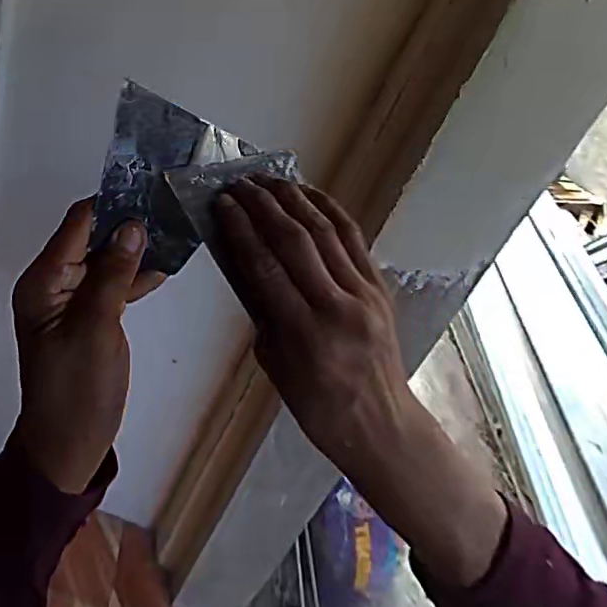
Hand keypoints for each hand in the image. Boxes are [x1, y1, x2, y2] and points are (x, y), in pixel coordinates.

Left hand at [12, 200, 166, 492]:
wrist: (67, 448)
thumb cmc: (77, 390)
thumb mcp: (97, 328)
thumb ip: (114, 274)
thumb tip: (132, 225)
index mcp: (43, 281)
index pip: (76, 224)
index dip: (109, 202)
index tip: (146, 186)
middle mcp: (52, 283)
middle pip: (90, 238)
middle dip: (125, 223)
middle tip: (166, 205)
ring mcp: (69, 300)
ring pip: (103, 260)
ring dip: (132, 249)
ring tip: (171, 230)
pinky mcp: (87, 316)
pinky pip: (109, 284)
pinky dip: (132, 277)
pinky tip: (162, 268)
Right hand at [213, 178, 506, 585]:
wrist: (383, 426)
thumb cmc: (318, 407)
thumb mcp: (275, 366)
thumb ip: (262, 313)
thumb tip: (246, 264)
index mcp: (305, 334)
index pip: (266, 267)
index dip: (241, 229)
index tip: (223, 203)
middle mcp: (337, 307)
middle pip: (295, 240)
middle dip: (263, 205)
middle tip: (241, 184)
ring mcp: (365, 294)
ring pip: (325, 231)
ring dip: (294, 199)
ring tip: (269, 180)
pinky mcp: (381, 286)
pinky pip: (353, 238)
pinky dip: (329, 210)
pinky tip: (309, 193)